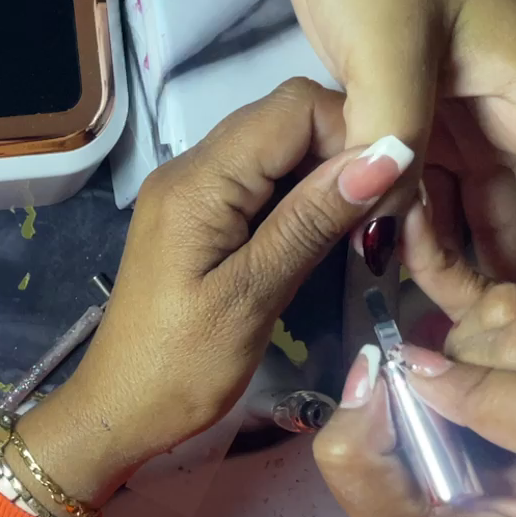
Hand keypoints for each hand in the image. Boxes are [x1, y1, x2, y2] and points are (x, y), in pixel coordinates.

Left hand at [18, 80, 408, 505]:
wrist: (121, 409)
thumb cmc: (181, 368)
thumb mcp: (251, 297)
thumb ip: (311, 221)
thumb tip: (387, 153)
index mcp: (196, 182)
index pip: (293, 107)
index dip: (353, 130)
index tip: (393, 188)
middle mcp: (188, 170)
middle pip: (284, 121)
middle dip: (343, 152)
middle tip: (383, 213)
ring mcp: (188, 193)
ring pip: (273, 151)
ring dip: (323, 177)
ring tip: (360, 228)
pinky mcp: (194, 220)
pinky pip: (254, 184)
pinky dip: (295, 199)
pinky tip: (321, 234)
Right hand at [314, 206, 515, 516]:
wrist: (495, 499)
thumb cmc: (447, 516)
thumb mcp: (385, 512)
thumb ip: (358, 452)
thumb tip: (377, 369)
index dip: (475, 388)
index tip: (413, 385)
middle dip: (458, 360)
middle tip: (432, 394)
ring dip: (469, 338)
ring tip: (458, 380)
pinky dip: (485, 318)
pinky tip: (480, 357)